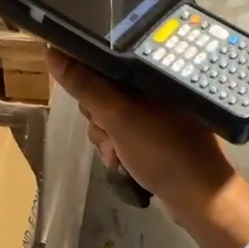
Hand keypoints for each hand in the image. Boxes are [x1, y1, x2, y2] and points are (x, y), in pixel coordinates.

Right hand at [46, 48, 248, 247]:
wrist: (195, 195)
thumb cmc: (161, 149)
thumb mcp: (118, 116)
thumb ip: (85, 85)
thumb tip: (53, 52)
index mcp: (150, 70)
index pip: (104, 62)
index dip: (88, 83)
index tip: (90, 105)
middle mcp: (153, 86)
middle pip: (103, 92)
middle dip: (98, 119)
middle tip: (111, 134)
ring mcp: (155, 113)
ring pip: (109, 119)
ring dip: (106, 139)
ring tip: (119, 155)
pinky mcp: (155, 136)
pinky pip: (123, 135)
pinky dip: (118, 149)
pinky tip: (122, 163)